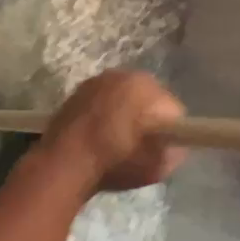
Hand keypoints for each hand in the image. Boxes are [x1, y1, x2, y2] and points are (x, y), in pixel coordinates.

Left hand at [41, 71, 185, 192]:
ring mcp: (99, 79)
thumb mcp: (156, 166)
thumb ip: (174, 152)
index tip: (162, 148)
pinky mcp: (79, 90)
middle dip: (149, 118)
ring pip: (125, 97)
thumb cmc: (115, 161)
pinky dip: (106, 112)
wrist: (65, 161)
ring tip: (118, 140)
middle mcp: (124, 74)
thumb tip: (174, 145)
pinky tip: (100, 133)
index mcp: (146, 86)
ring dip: (126, 113)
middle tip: (141, 145)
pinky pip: (104, 99)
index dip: (172, 131)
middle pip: (149, 98)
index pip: (173, 109)